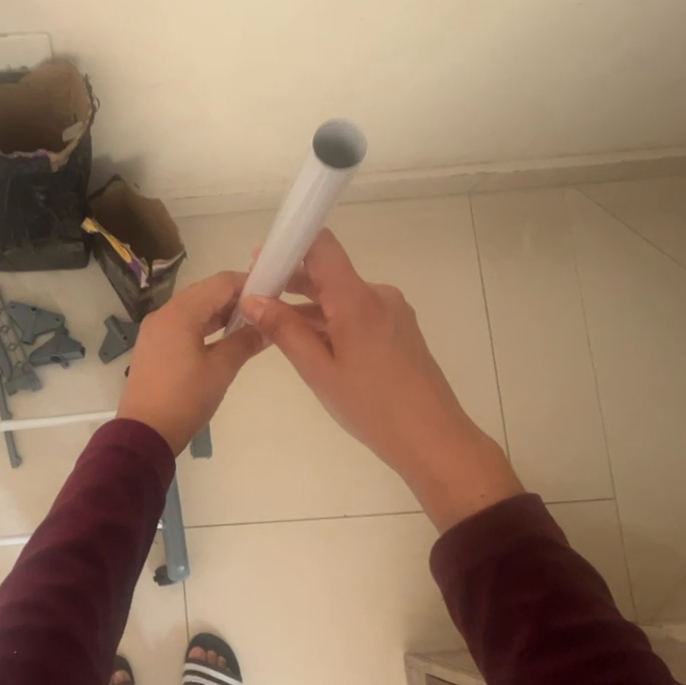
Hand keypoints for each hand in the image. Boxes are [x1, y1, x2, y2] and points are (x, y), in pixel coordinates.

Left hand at [116, 270, 268, 454]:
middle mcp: (163, 315)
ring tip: (249, 326)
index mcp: (179, 313)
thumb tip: (267, 328)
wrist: (144, 434)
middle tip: (264, 312)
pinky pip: (181, 327)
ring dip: (219, 315)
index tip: (274, 293)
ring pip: (193, 310)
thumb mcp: (221, 369)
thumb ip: (245, 342)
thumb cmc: (185, 399)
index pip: (220, 283)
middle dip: (235, 299)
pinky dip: (203, 328)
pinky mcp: (152, 348)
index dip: (249, 283)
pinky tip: (223, 340)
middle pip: (205, 293)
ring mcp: (154, 332)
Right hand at [237, 229, 522, 529]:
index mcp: (357, 299)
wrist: (432, 438)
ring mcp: (392, 312)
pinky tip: (310, 345)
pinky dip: (330, 322)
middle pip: (329, 273)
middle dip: (290, 282)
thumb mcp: (319, 371)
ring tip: (273, 327)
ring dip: (309, 307)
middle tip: (253, 299)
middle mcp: (378, 295)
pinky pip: (357, 314)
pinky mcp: (398, 330)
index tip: (258, 262)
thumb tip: (253, 299)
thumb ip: (285, 331)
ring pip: (341, 297)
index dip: (288, 246)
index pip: (321, 247)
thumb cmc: (371, 406)